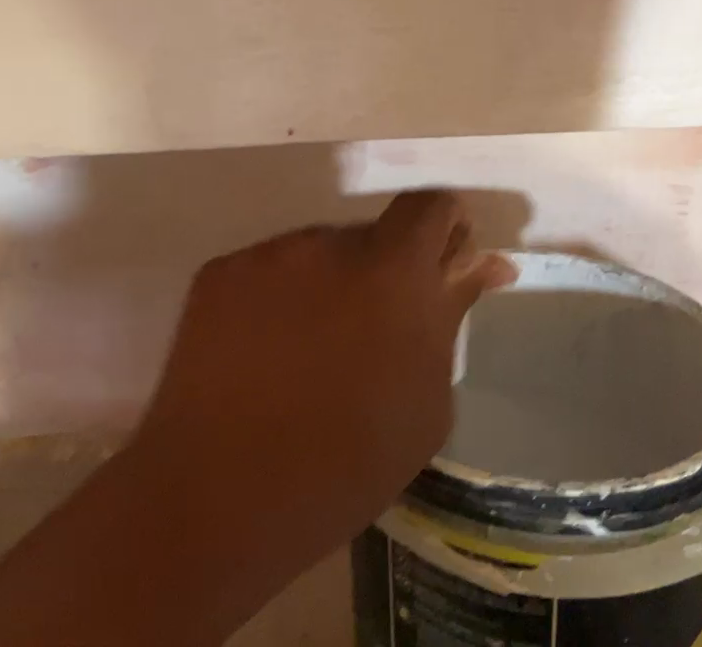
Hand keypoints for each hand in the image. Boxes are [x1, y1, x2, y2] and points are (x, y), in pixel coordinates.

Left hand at [134, 190, 516, 544]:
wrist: (224, 494)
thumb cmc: (350, 460)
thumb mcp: (428, 397)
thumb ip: (450, 315)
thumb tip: (483, 264)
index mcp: (393, 269)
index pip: (430, 206)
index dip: (444, 229)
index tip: (441, 268)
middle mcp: (328, 243)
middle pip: (369, 236)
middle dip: (381, 272)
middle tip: (370, 335)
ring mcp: (266, 255)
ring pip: (314, 256)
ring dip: (326, 287)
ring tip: (308, 355)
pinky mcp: (218, 274)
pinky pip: (265, 273)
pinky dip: (276, 301)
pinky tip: (264, 356)